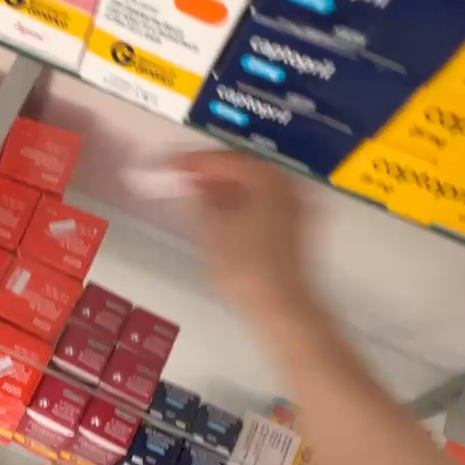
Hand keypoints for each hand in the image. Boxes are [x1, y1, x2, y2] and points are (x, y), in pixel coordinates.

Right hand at [178, 151, 316, 318]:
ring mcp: (296, 207)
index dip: (193, 161)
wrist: (280, 306)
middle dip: (211, 172)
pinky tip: (222, 215)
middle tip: (181, 177)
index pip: (224, 159)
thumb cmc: (246, 269)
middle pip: (243, 168)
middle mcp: (287, 185)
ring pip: (253, 187)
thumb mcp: (210, 229)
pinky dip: (240, 203)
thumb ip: (197, 197)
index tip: (169, 164)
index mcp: (268, 178)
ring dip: (224, 188)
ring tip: (197, 196)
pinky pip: (262, 203)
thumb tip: (190, 179)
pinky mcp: (294, 228)